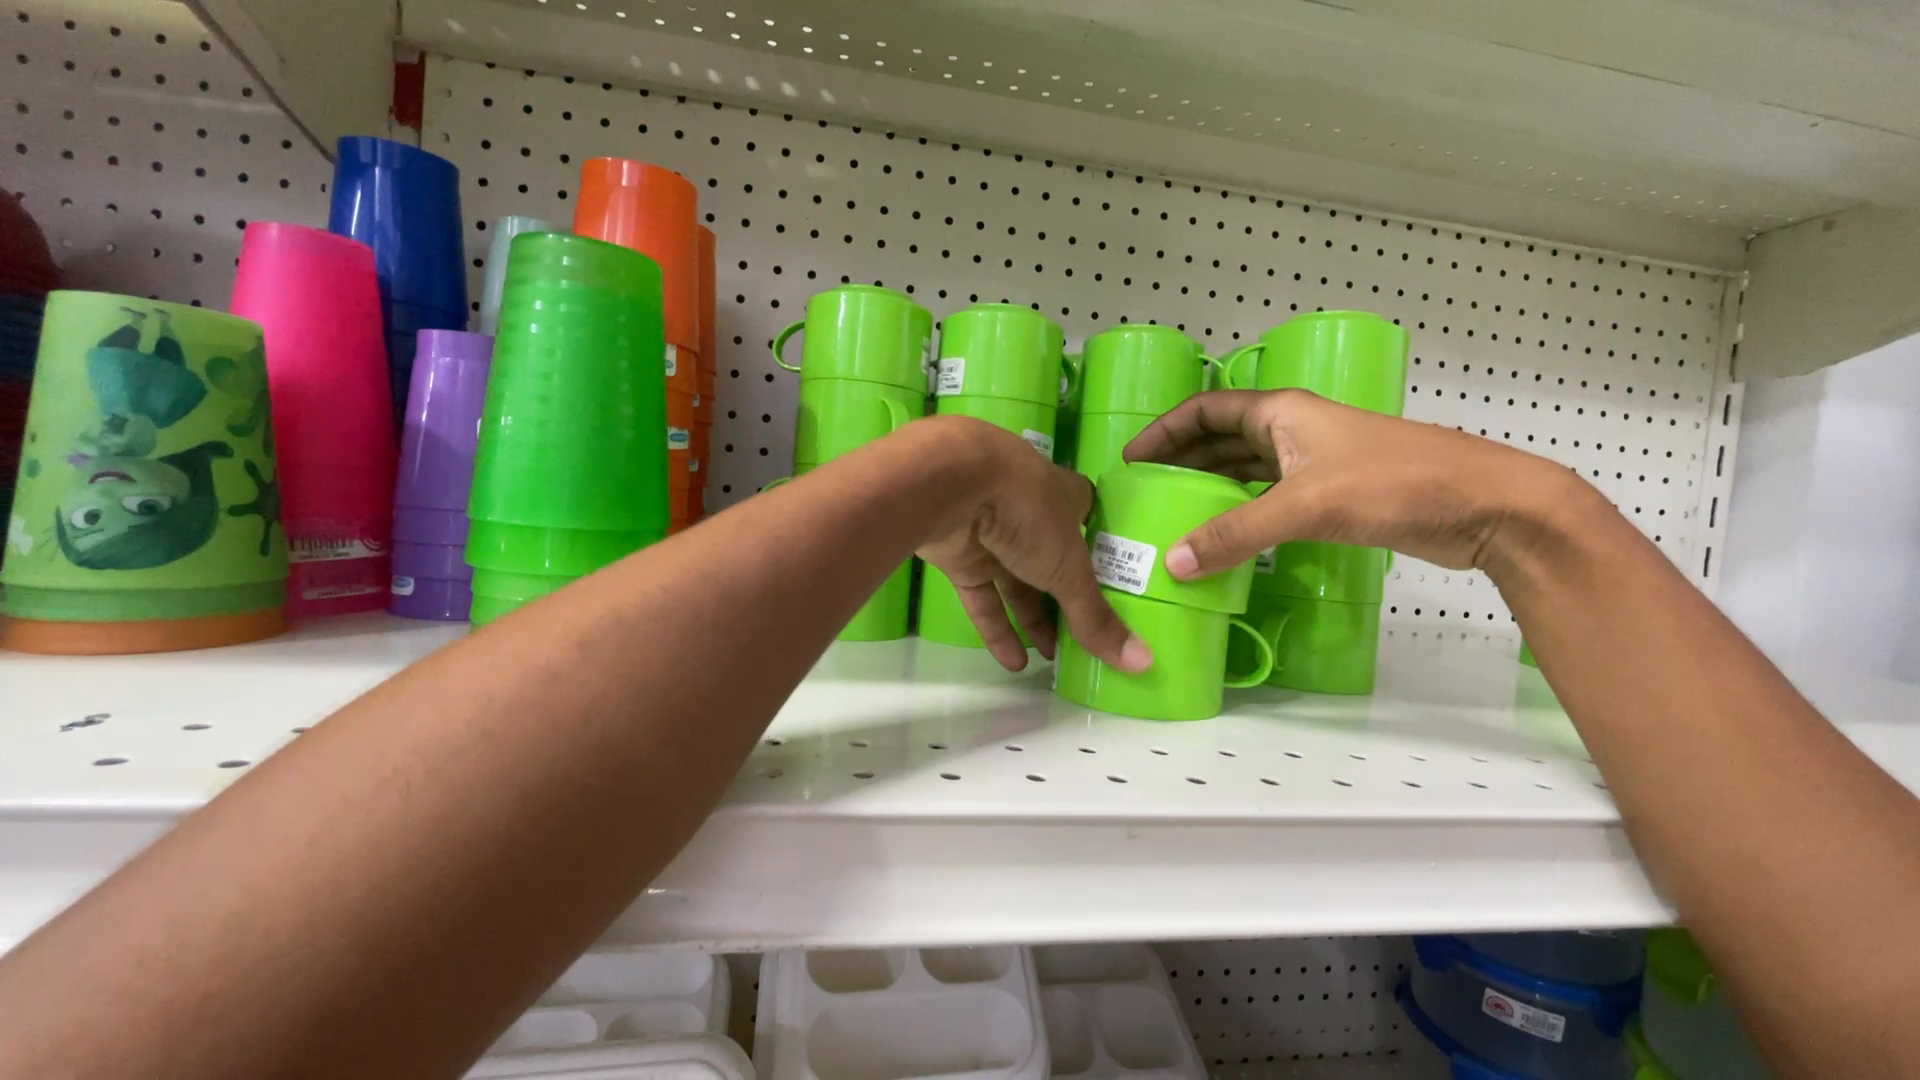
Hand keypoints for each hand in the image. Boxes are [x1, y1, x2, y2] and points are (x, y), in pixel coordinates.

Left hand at [916, 418, 1150, 674]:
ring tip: (1052, 659)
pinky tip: (1013, 663)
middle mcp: (1028, 513)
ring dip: (1032, 619)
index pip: (1089, 523)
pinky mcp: (958, 555)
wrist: (946, 486)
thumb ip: (1096, 616)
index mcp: (1063, 497)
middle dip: (1066, 601)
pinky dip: (996, 628)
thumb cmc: (1025, 511)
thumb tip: (1141, 661)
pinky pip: (981, 596)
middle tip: (1085, 639)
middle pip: (1052, 561)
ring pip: (1015, 581)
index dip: (1102, 554)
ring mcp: (991, 533)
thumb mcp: (1069, 567)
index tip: (1118, 589)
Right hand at [1122, 389, 1578, 580]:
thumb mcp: (1307, 506)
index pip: (1205, 410)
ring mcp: (1313, 463)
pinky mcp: (1331, 495)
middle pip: (1219, 440)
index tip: (1129, 459)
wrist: (1486, 505)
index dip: (1164, 430)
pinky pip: (1267, 499)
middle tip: (1141, 494)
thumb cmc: (1395, 483)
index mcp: (1281, 413)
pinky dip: (1239, 514)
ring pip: (1244, 471)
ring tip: (1170, 518)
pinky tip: (1221, 538)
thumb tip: (1173, 563)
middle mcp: (1292, 431)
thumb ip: (1236, 534)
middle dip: (1180, 462)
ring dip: (1208, 490)